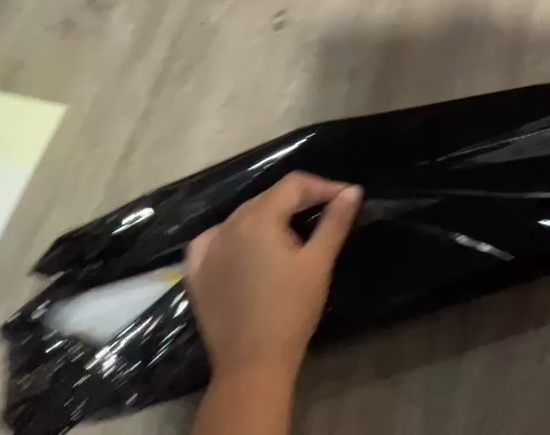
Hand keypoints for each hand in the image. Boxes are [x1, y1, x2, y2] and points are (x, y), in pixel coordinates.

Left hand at [185, 172, 361, 384]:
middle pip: (268, 197)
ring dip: (269, 216)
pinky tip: (241, 245)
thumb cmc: (291, 310)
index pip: (294, 184)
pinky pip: (211, 240)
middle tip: (325, 215)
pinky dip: (230, 235)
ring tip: (292, 233)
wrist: (252, 364)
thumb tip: (352, 191)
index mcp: (259, 219)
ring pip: (242, 216)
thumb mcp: (319, 262)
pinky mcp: (196, 274)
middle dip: (299, 200)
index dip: (323, 186)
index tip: (345, 199)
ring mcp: (208, 250)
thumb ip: (335, 222)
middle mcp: (229, 226)